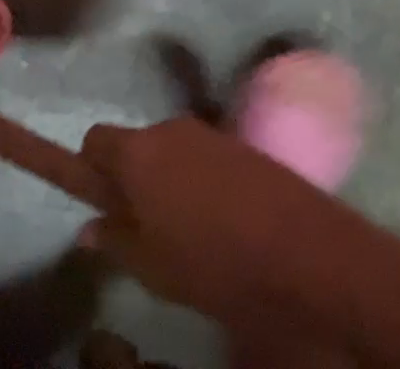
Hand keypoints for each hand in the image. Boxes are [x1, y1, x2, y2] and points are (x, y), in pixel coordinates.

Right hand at [80, 117, 337, 323]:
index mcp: (135, 154)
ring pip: (173, 151)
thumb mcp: (153, 268)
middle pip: (135, 143)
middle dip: (133, 174)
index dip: (92, 168)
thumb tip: (87, 230)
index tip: (104, 200)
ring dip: (171, 176)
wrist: (312, 256)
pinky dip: (205, 180)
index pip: (93, 141)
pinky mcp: (247, 148)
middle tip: (144, 220)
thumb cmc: (215, 263)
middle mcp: (167, 131)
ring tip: (189, 224)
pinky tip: (224, 219)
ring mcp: (210, 135)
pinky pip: (208, 158)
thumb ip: (114, 241)